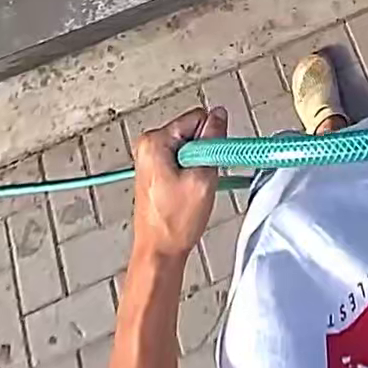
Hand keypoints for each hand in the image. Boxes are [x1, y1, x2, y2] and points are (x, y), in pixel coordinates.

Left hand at [129, 107, 226, 261]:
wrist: (159, 254)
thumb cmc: (174, 223)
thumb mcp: (203, 176)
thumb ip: (213, 139)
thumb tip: (219, 113)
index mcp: (155, 141)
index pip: (198, 117)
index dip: (210, 140)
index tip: (207, 163)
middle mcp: (148, 144)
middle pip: (193, 129)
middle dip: (203, 152)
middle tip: (199, 179)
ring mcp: (150, 156)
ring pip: (191, 144)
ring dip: (198, 163)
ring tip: (192, 187)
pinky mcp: (155, 168)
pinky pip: (183, 156)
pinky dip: (191, 170)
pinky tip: (187, 190)